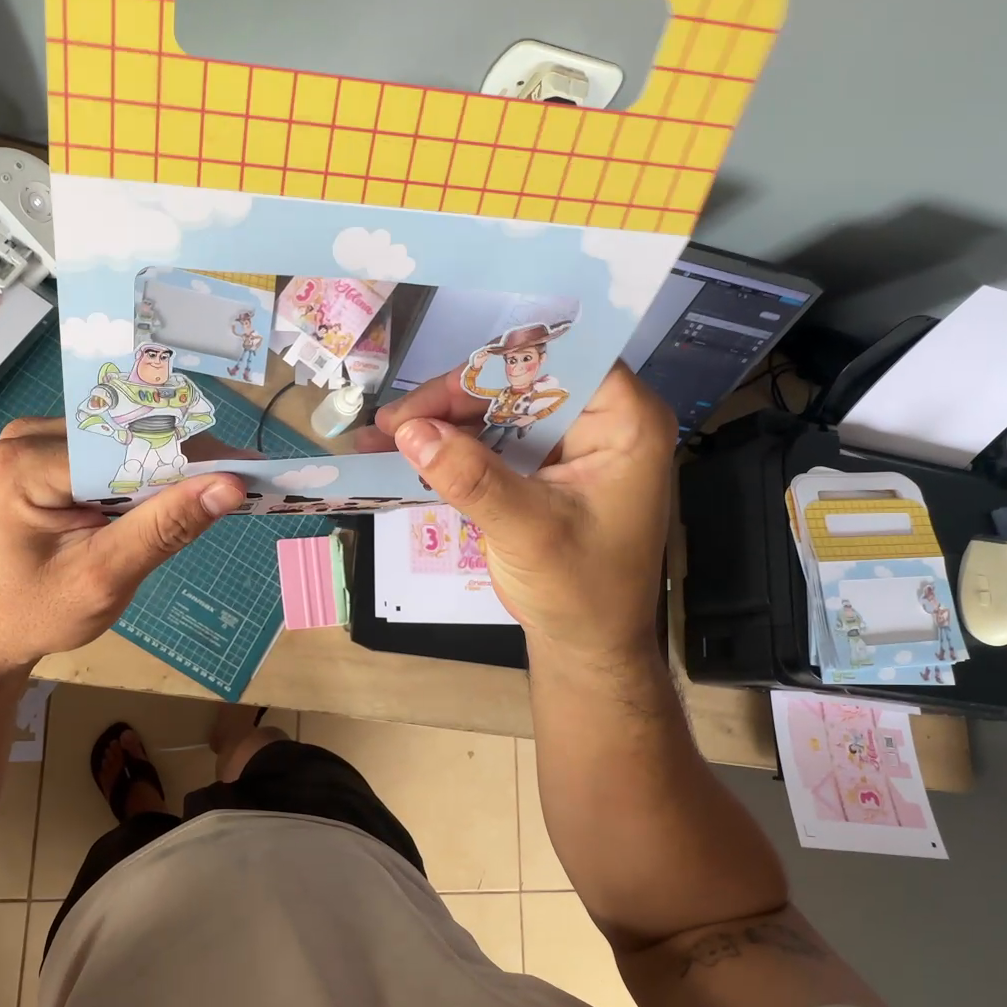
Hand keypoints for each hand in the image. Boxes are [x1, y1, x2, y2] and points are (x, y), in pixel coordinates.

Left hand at [0, 418, 245, 676]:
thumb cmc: (35, 615)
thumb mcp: (104, 577)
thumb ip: (165, 527)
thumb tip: (231, 485)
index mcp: (26, 463)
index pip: (124, 445)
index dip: (188, 456)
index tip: (247, 469)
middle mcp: (25, 438)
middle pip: (122, 437)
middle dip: (182, 460)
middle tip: (240, 482)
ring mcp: (31, 445)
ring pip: (119, 443)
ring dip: (165, 467)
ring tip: (216, 489)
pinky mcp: (42, 459)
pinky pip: (105, 455)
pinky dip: (141, 475)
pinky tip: (171, 495)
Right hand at [373, 363, 675, 661]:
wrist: (586, 645)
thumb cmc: (581, 591)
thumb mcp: (528, 532)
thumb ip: (473, 478)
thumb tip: (409, 431)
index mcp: (624, 421)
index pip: (558, 362)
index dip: (493, 369)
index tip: (432, 395)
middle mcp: (598, 419)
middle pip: (517, 382)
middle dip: (451, 400)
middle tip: (392, 422)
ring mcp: (566, 442)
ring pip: (495, 408)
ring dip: (439, 422)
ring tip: (381, 435)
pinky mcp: (538, 465)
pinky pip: (489, 440)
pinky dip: (448, 447)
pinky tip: (403, 453)